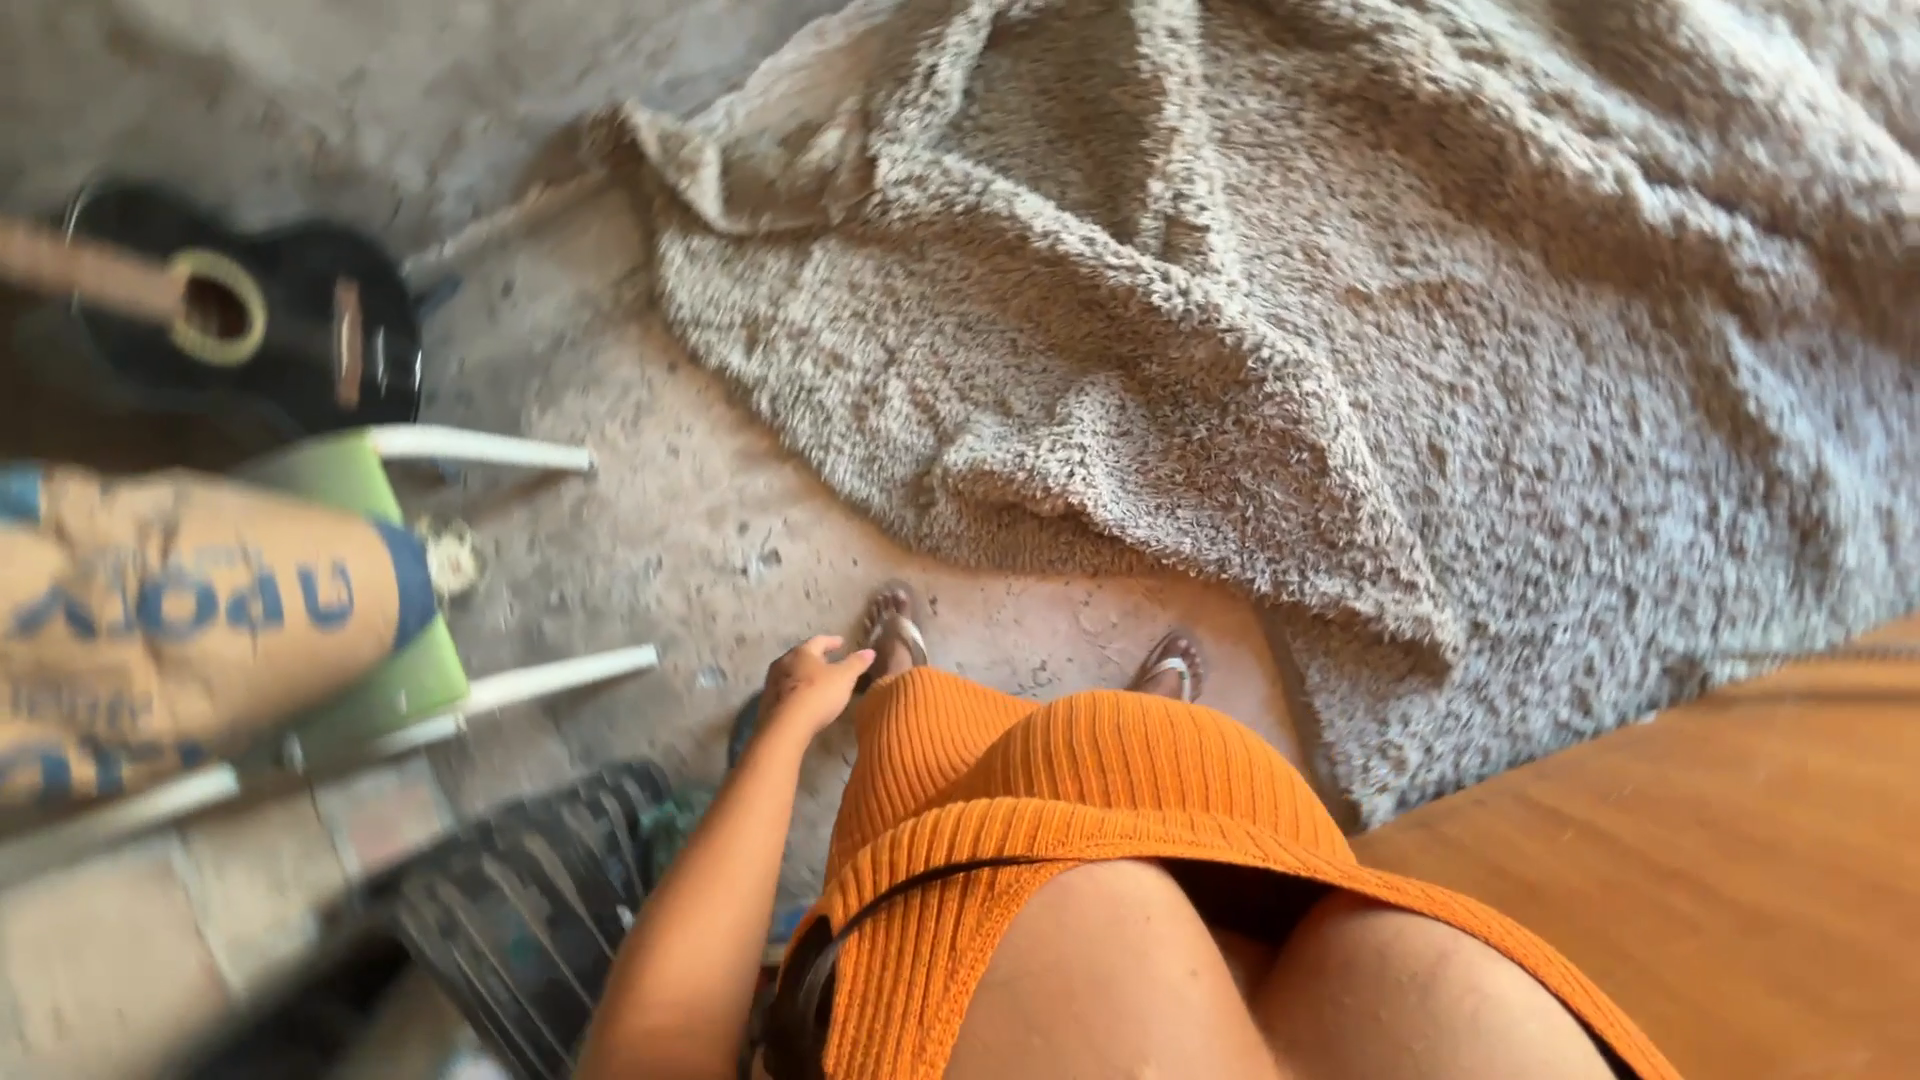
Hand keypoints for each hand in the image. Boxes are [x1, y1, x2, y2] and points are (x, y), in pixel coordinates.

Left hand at [758, 636, 875, 740]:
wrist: (786, 726)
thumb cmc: (818, 694)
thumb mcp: (844, 678)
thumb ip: (856, 663)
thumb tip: (870, 651)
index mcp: (802, 652)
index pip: (819, 640)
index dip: (832, 641)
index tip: (841, 643)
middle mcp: (784, 662)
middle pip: (802, 655)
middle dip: (816, 658)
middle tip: (828, 662)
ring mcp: (772, 681)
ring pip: (791, 672)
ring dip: (804, 674)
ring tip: (816, 681)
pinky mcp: (767, 701)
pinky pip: (785, 690)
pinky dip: (796, 690)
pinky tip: (803, 699)